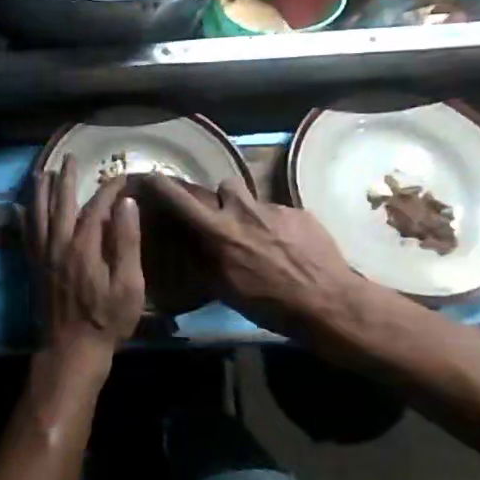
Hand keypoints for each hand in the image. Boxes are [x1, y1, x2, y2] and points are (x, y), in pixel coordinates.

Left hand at [29, 158, 144, 356]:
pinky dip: (23, 218)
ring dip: (40, 191)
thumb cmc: (107, 319)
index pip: (96, 207)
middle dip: (66, 179)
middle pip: (61, 203)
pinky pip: (25, 235)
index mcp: (84, 246)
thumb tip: (125, 204)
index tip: (120, 178)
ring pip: (38, 214)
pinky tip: (20, 207)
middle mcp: (59, 244)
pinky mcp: (34, 267)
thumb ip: (127, 242)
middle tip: (69, 159)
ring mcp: (43, 255)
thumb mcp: (129, 284)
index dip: (108, 190)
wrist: (71, 348)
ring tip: (42, 172)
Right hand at [145, 175, 364, 333]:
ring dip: (250, 213)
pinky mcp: (301, 213)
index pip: (182, 201)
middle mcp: (244, 212)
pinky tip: (289, 250)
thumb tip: (191, 248)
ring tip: (260, 237)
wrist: (329, 302)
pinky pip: (280, 213)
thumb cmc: (270, 303)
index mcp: (220, 231)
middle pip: (224, 186)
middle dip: (221, 198)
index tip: (151, 175)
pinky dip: (278, 227)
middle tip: (226, 219)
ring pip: (254, 201)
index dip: (162, 185)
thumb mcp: (225, 289)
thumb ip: (204, 262)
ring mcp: (276, 210)